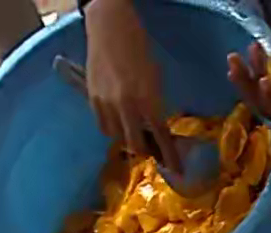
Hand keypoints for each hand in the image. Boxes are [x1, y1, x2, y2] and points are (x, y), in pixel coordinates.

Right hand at [84, 0, 180, 171]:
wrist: (109, 23)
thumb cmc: (138, 48)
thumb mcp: (154, 78)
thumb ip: (155, 106)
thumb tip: (156, 131)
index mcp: (148, 98)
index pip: (161, 136)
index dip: (170, 156)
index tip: (177, 171)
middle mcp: (127, 105)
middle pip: (137, 146)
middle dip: (145, 149)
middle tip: (148, 145)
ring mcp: (108, 104)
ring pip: (118, 139)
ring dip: (127, 138)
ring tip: (129, 126)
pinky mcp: (93, 100)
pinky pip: (104, 127)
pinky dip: (112, 128)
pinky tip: (116, 119)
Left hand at [226, 22, 270, 129]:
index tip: (263, 80)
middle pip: (265, 105)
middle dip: (249, 85)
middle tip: (236, 66)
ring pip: (254, 97)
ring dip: (242, 79)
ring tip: (233, 58)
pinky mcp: (262, 96)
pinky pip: (250, 89)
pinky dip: (241, 77)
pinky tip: (233, 64)